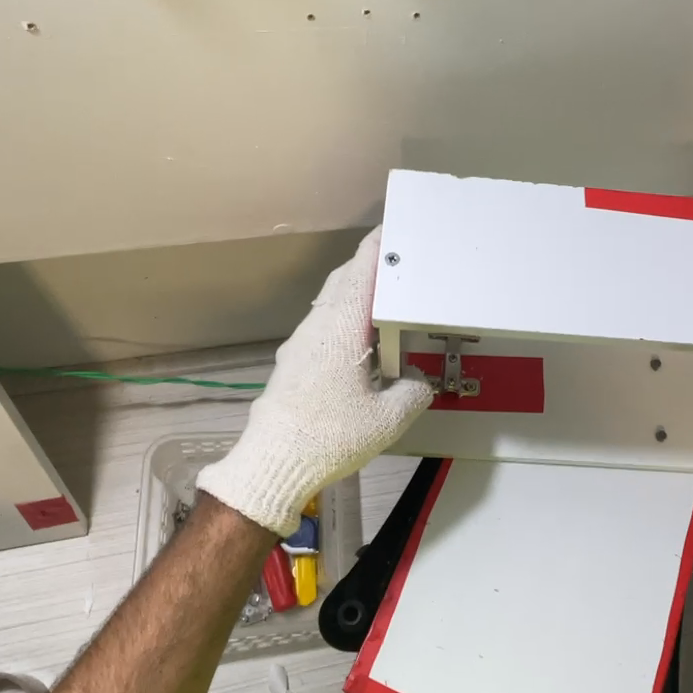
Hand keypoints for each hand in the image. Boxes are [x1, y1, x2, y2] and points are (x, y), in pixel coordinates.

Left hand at [197, 227, 434, 535]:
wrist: (273, 464)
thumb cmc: (329, 436)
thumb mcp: (388, 418)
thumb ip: (413, 392)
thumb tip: (419, 382)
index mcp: (340, 328)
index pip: (361, 271)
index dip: (380, 245)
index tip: (396, 227)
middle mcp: (317, 328)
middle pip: (343, 281)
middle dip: (370, 267)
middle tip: (400, 264)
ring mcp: (301, 345)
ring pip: (331, 305)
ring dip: (357, 296)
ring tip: (387, 305)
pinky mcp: (294, 365)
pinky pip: (324, 328)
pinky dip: (346, 322)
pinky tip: (363, 345)